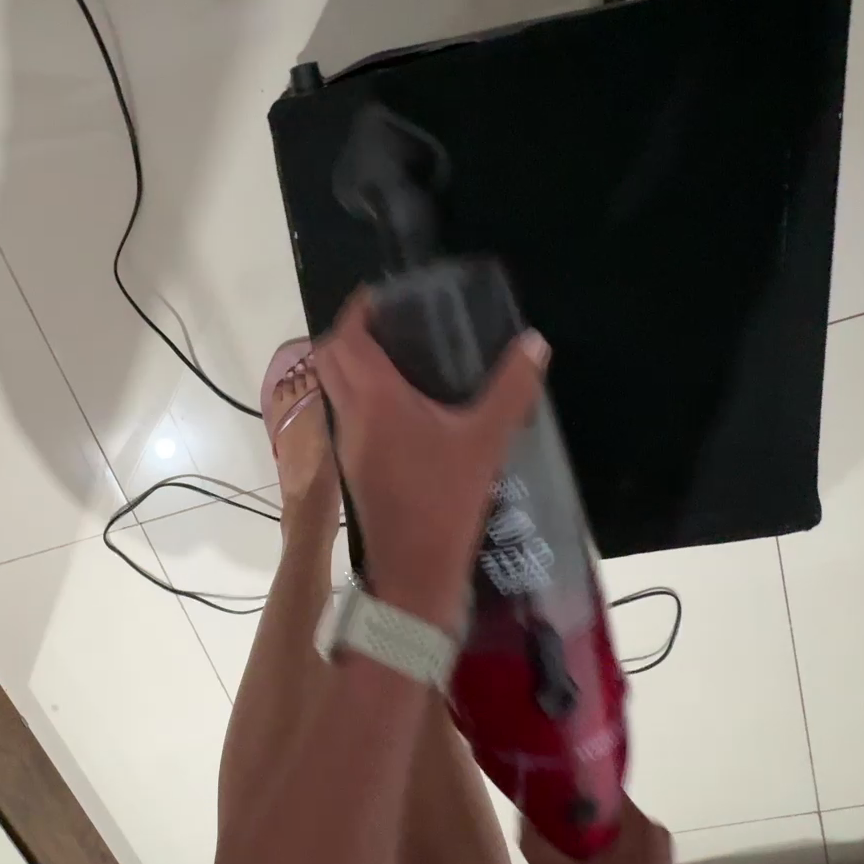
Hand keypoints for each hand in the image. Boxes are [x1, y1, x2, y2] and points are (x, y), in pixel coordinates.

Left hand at [313, 290, 548, 631]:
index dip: (357, 310)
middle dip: (350, 332)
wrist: (412, 566)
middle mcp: (350, 413)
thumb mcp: (486, 440)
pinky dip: (356, 391)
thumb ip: (511, 389)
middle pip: (330, 357)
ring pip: (332, 385)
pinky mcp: (350, 461)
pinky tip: (397, 399)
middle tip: (390, 323)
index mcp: (375, 398)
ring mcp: (344, 439)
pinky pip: (343, 410)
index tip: (381, 296)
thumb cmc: (446, 499)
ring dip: (350, 362)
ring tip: (396, 353)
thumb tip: (534, 343)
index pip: (346, 338)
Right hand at [521, 801, 680, 863]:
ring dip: (581, 838)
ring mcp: (655, 851)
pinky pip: (615, 846)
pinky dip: (594, 853)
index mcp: (640, 824)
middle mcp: (651, 830)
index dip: (565, 785)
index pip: (596, 783)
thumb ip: (537, 847)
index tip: (542, 793)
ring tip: (561, 852)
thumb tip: (521, 817)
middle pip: (598, 806)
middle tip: (547, 829)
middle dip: (570, 817)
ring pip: (605, 828)